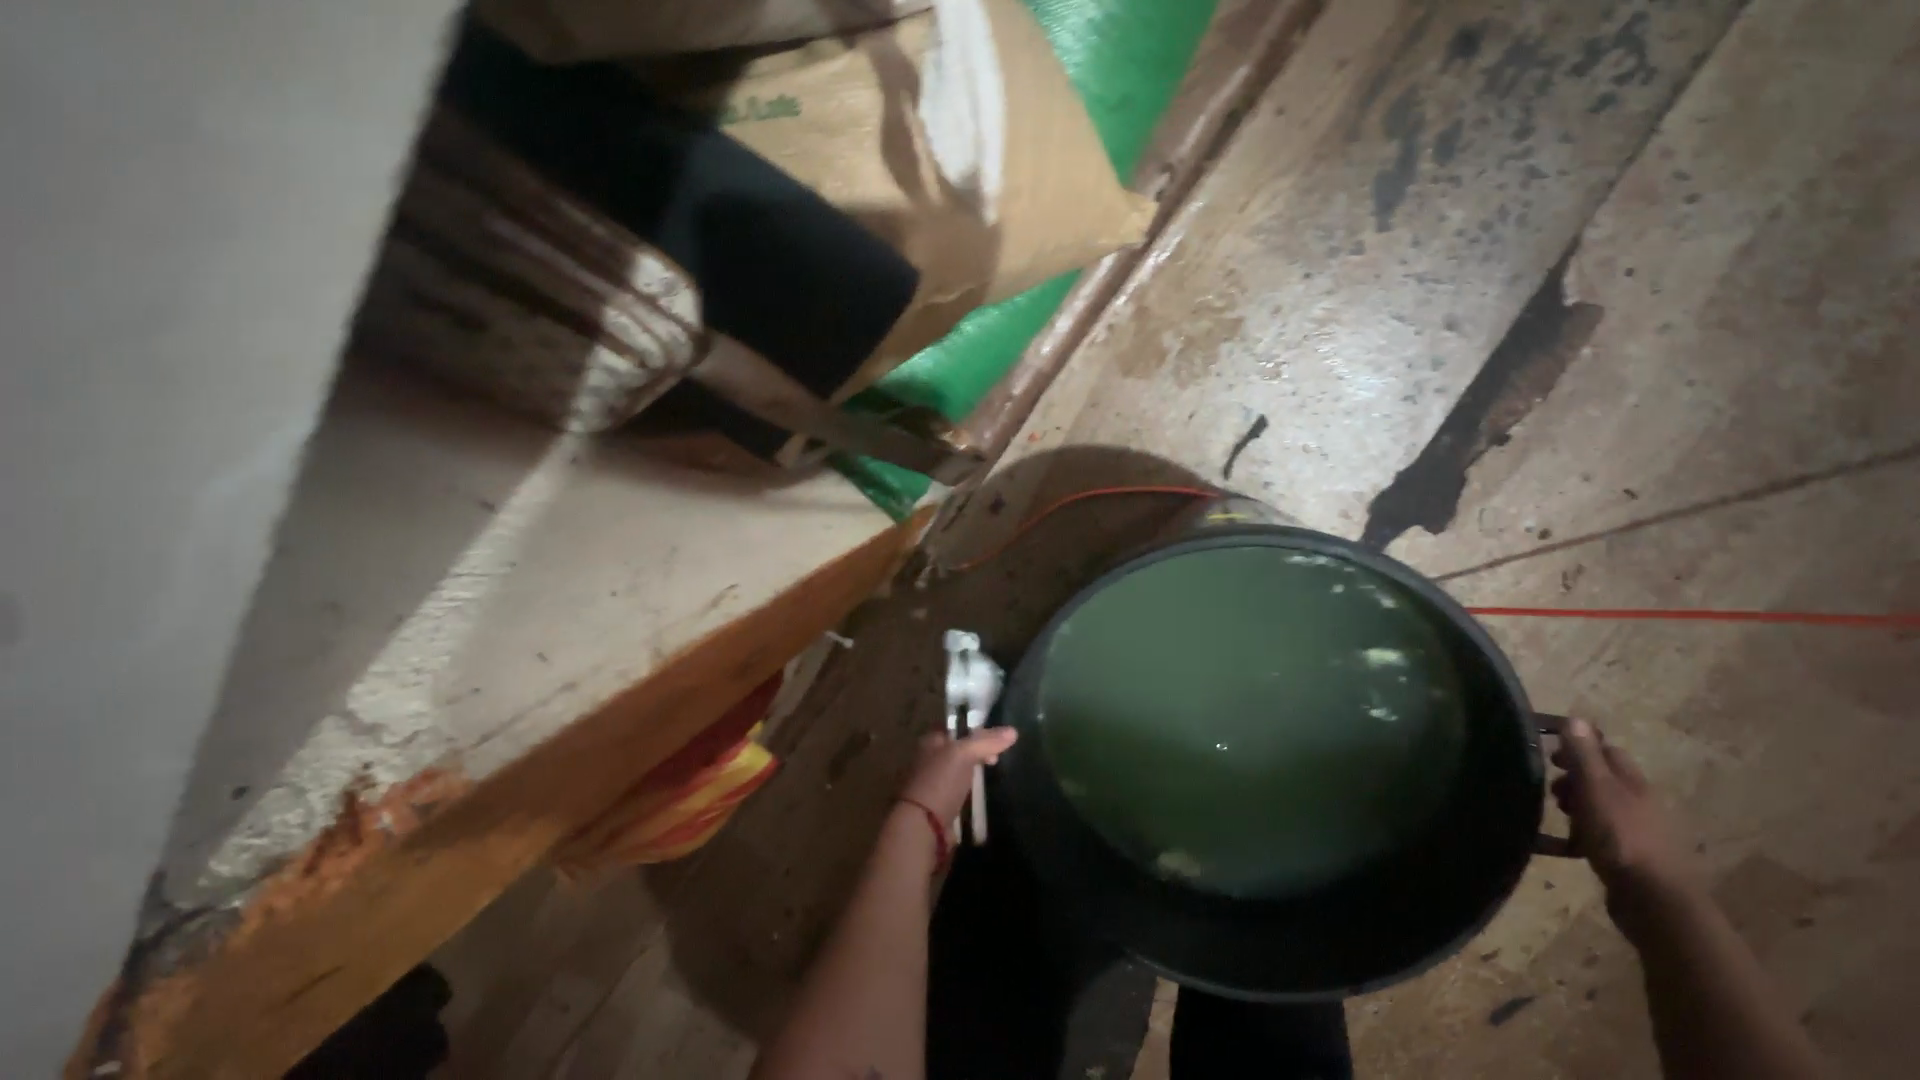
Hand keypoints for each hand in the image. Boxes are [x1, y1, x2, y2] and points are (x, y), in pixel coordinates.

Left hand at [899, 727, 1017, 823]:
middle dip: (976, 753)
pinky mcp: (937, 806)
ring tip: (993, 776)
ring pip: (957, 772)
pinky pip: (957, 793)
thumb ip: (986, 742)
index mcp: (929, 743)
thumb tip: (1013, 731)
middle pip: (957, 751)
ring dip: (972, 774)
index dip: (975, 730)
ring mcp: (932, 785)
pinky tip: (980, 796)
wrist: (922, 826)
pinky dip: (968, 793)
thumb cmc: (940, 782)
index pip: (955, 729)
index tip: (997, 739)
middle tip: (997, 759)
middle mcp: (928, 761)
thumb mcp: (963, 754)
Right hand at [1550, 718, 1694, 892]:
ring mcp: (1636, 831)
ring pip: (1600, 807)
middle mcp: (1639, 803)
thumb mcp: (1597, 791)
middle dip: (1573, 779)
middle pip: (1603, 779)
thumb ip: (1584, 757)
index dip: (1579, 748)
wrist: (1655, 900)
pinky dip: (1581, 834)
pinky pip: (1600, 836)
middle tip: (1551, 791)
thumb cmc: (1622, 838)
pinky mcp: (1629, 857)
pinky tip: (1565, 845)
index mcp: (1633, 783)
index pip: (1607, 752)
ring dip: (1577, 806)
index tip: (1550, 757)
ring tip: (1557, 817)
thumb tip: (1576, 719)